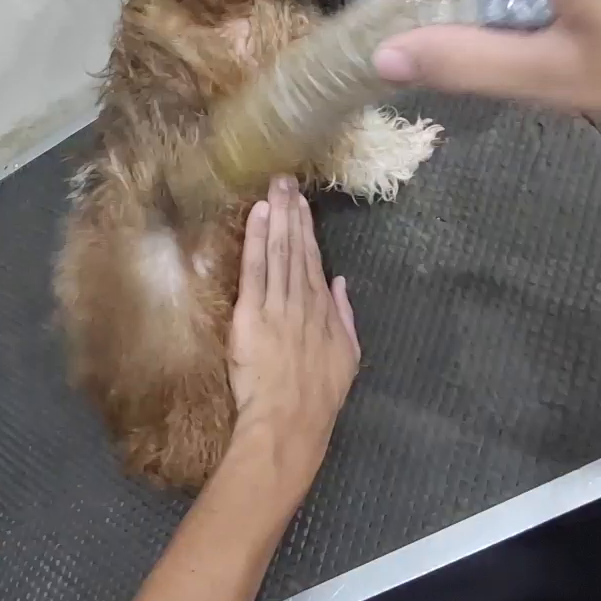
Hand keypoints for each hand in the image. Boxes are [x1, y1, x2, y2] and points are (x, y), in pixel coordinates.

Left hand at [226, 176, 359, 495]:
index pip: (313, 261)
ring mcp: (279, 304)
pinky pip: (256, 269)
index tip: (302, 204)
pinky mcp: (254, 313)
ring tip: (276, 187)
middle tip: (285, 179)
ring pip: (280, 251)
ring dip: (279, 216)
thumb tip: (341, 283)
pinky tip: (260, 214)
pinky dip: (259, 239)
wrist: (291, 421)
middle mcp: (303, 300)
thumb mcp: (347, 358)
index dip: (307, 230)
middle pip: (298, 248)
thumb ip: (345, 317)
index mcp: (324, 310)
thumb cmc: (317, 396)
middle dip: (292, 211)